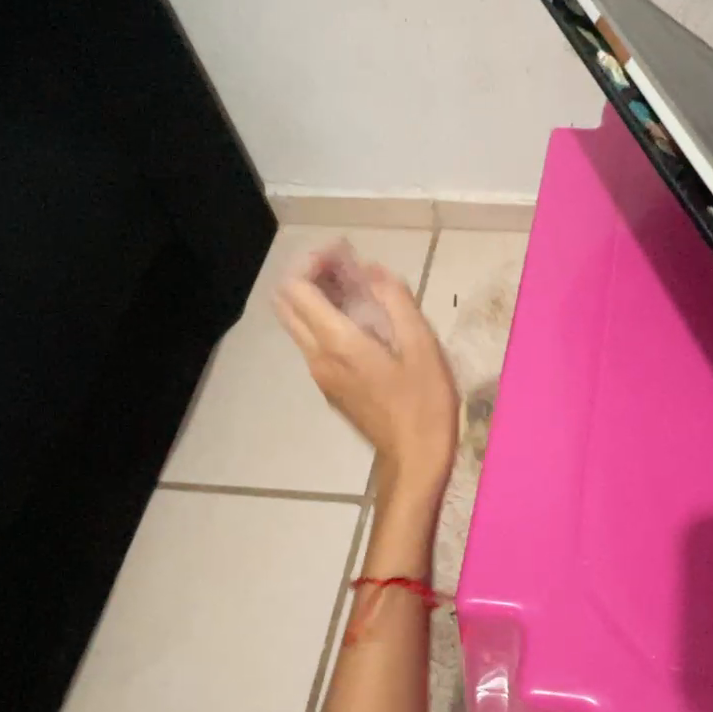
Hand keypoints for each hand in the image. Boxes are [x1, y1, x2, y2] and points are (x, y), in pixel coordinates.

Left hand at [276, 261, 458, 498]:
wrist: (414, 460)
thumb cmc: (424, 404)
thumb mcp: (422, 347)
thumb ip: (396, 301)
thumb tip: (373, 270)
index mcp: (338, 343)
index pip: (297, 287)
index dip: (313, 260)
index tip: (344, 251)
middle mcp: (318, 357)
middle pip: (288, 303)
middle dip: (309, 274)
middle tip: (346, 265)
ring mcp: (321, 375)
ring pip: (299, 323)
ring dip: (318, 296)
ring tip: (358, 286)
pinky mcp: (332, 387)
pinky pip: (315, 342)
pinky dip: (327, 318)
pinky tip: (365, 320)